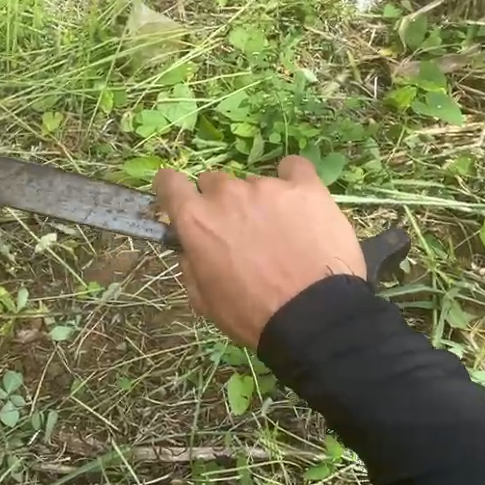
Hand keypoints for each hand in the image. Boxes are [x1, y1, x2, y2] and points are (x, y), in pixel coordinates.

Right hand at [155, 155, 364, 346]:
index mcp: (196, 220)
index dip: (172, 189)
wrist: (314, 316)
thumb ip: (190, 266)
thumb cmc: (252, 314)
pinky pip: (294, 168)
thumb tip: (190, 249)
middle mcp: (227, 194)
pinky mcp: (305, 186)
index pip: (170, 183)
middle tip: (238, 231)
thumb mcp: (205, 301)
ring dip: (258, 201)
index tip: (180, 199)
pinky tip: (298, 200)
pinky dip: (292, 179)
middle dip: (219, 203)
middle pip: (213, 182)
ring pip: (253, 183)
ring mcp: (267, 187)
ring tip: (280, 232)